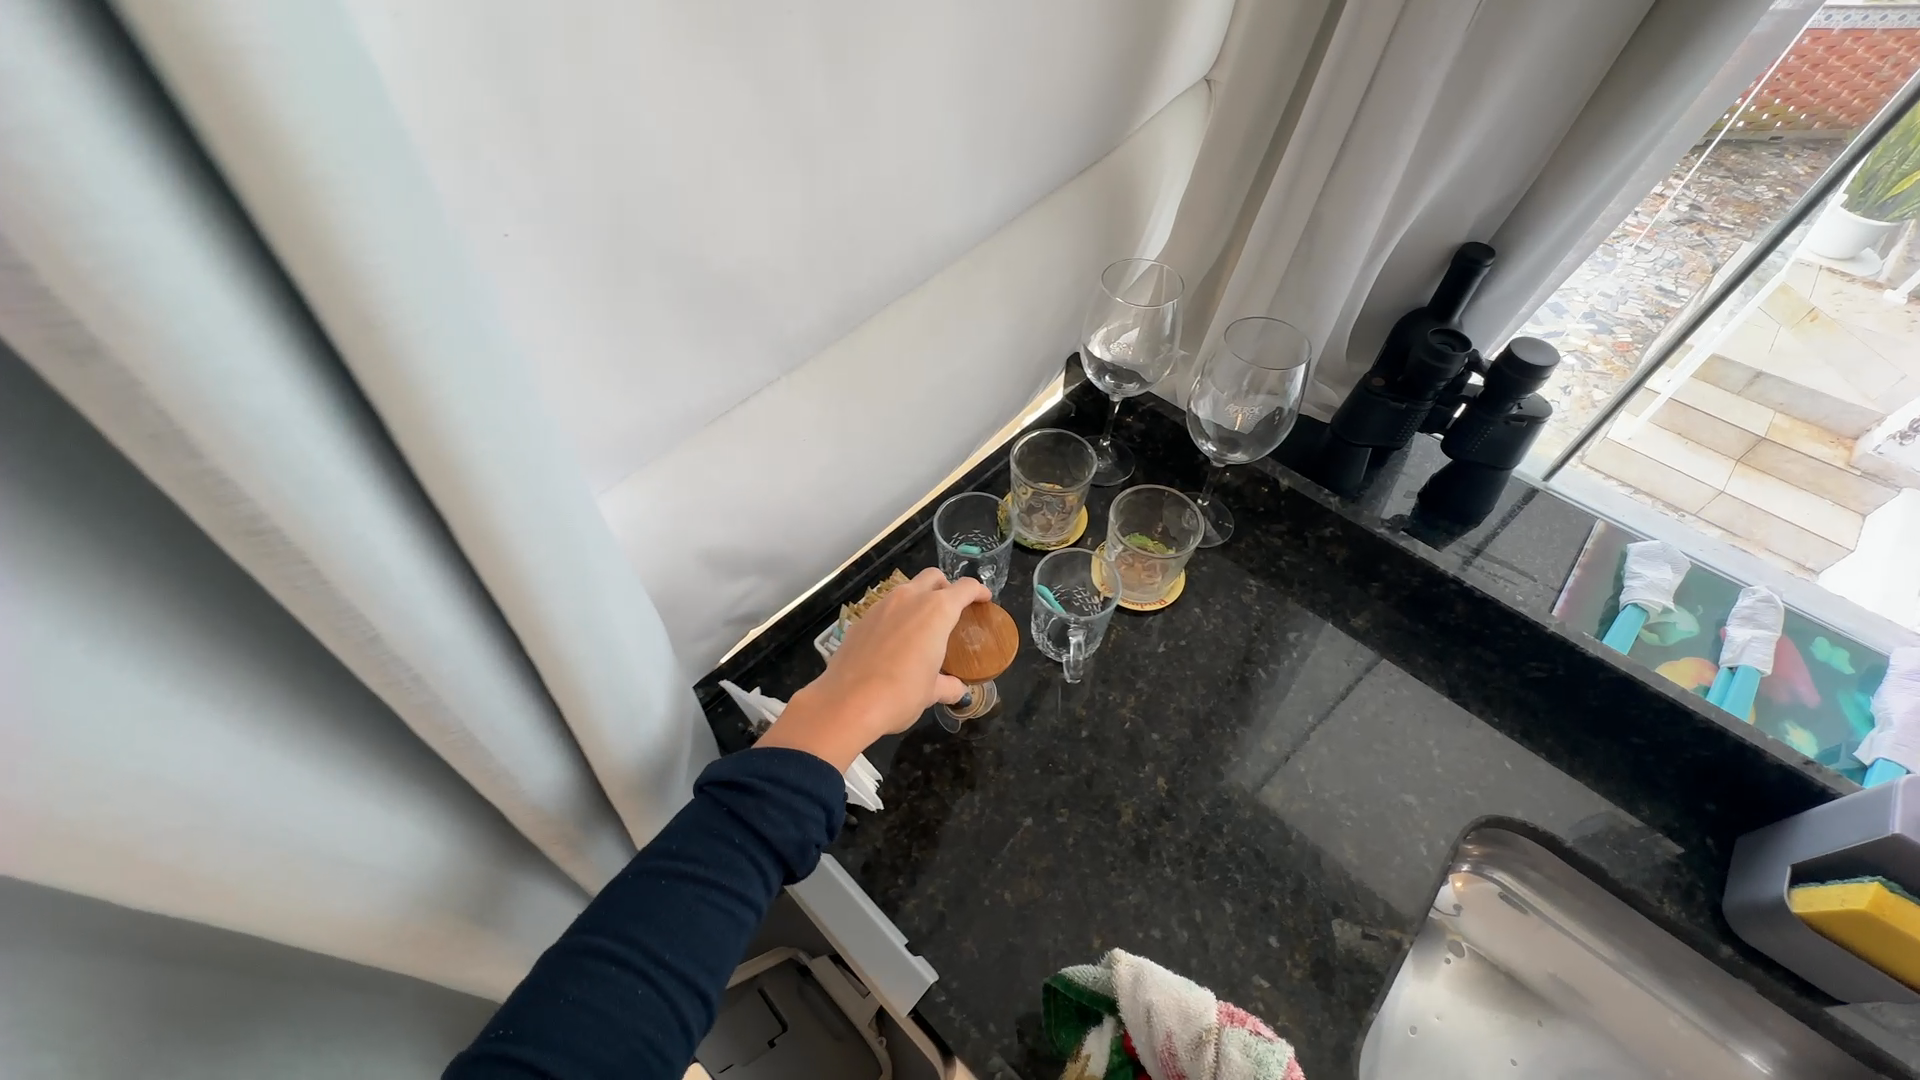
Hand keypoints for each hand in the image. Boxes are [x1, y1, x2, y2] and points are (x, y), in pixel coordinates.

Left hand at [757, 568, 991, 769]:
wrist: (847, 702)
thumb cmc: (900, 694)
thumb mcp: (931, 692)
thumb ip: (948, 686)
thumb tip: (956, 689)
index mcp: (936, 611)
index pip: (965, 588)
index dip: (978, 591)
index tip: (984, 599)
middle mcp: (909, 599)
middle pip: (933, 577)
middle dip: (946, 586)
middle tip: (952, 607)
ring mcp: (881, 606)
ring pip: (906, 589)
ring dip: (918, 599)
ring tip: (922, 625)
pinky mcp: (860, 620)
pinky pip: (885, 609)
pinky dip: (896, 616)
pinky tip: (895, 641)